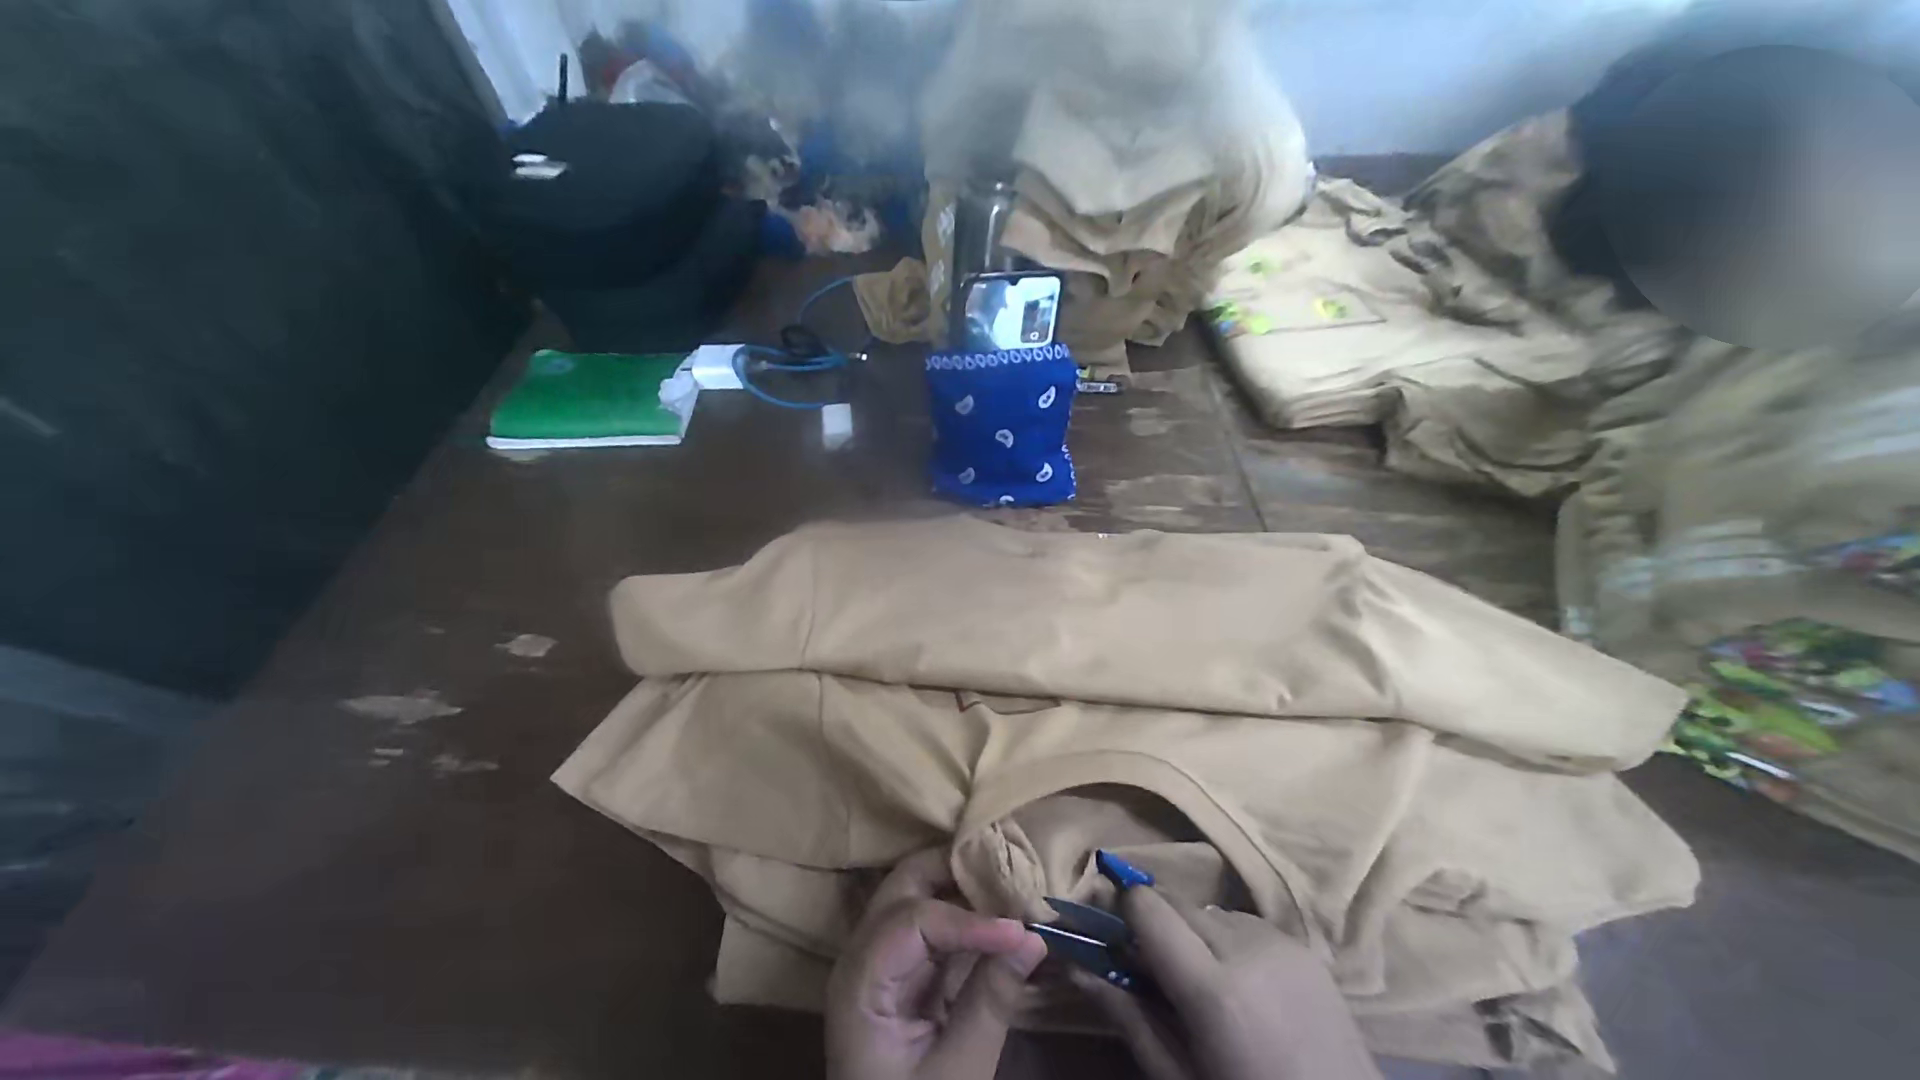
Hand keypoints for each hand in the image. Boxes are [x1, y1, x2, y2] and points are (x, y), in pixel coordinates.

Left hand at [826, 849, 1048, 1079]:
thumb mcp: (957, 1072)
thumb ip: (991, 1000)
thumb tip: (1034, 937)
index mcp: (860, 981)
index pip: (912, 919)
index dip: (968, 919)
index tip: (1019, 929)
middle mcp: (861, 956)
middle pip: (904, 886)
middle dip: (955, 870)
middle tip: (1007, 870)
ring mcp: (880, 961)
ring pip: (916, 896)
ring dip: (961, 886)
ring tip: (1009, 886)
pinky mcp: (902, 974)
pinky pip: (931, 926)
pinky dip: (964, 915)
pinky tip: (998, 915)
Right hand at [1074, 886, 1382, 1079]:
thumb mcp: (1177, 1075)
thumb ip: (1125, 1013)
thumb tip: (1073, 963)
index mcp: (1212, 989)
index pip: (1147, 905)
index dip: (1124, 913)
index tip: (1115, 938)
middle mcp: (1245, 948)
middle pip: (1175, 901)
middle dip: (1154, 923)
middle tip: (1152, 967)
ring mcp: (1281, 942)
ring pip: (1208, 909)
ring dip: (1192, 931)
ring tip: (1203, 981)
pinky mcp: (1305, 945)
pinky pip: (1245, 921)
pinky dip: (1228, 939)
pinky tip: (1242, 983)